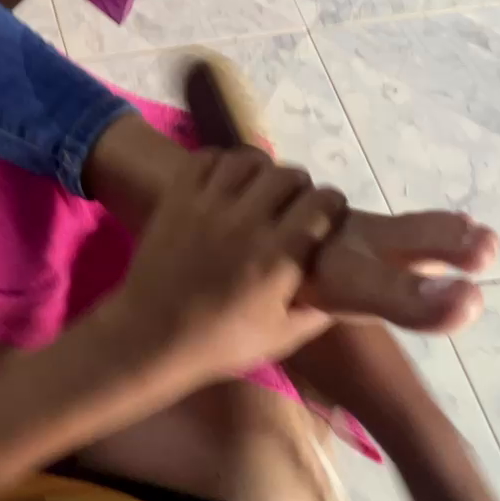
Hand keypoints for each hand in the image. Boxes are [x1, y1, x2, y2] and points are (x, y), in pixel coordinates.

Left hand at [101, 150, 343, 385]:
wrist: (154, 332)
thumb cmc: (222, 340)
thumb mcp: (283, 336)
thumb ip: (318, 310)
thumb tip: (345, 290)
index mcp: (277, 257)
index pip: (319, 205)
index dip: (332, 202)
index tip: (332, 209)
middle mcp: (245, 222)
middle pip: (285, 175)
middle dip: (299, 183)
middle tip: (296, 197)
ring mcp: (206, 205)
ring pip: (245, 161)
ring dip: (261, 167)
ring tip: (261, 183)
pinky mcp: (176, 197)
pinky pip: (203, 160)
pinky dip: (220, 160)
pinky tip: (225, 177)